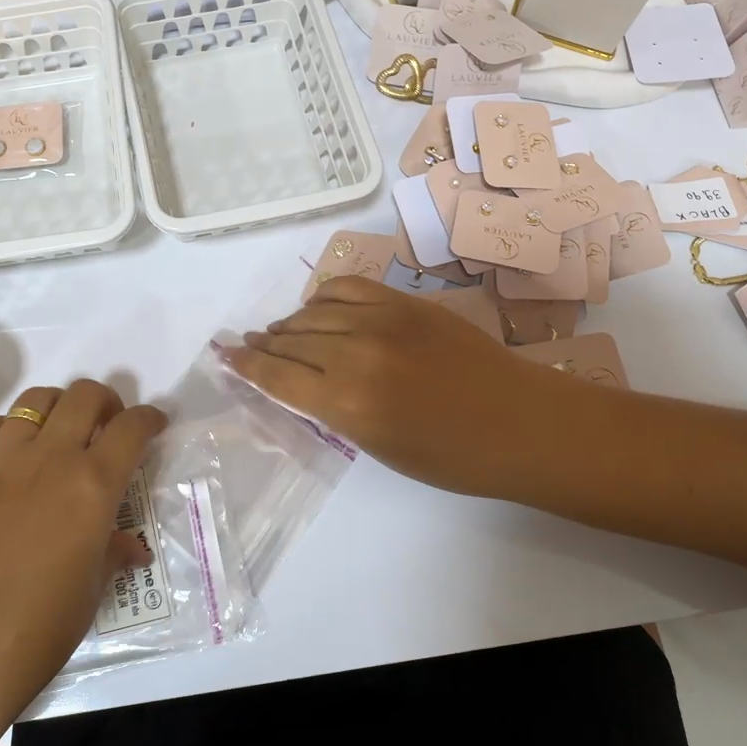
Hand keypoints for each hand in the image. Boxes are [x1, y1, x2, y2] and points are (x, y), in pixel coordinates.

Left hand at [0, 381, 165, 745]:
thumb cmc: (34, 631)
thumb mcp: (88, 595)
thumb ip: (110, 556)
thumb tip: (132, 548)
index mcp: (92, 486)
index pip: (130, 429)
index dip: (148, 419)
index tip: (154, 424)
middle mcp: (50, 458)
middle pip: (83, 396)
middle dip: (105, 401)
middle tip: (108, 426)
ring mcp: (1, 461)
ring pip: (35, 400)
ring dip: (58, 406)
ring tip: (61, 432)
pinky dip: (10, 427)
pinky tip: (12, 453)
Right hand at [226, 276, 580, 497]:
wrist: (520, 423)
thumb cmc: (450, 457)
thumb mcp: (378, 447)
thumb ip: (332, 411)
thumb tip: (297, 383)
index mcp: (347, 403)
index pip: (277, 376)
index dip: (247, 366)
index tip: (226, 357)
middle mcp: (355, 355)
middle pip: (291, 340)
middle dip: (264, 344)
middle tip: (248, 345)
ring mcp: (381, 321)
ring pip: (314, 312)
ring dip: (290, 322)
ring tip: (279, 329)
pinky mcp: (404, 302)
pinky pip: (347, 288)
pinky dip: (324, 296)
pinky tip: (318, 307)